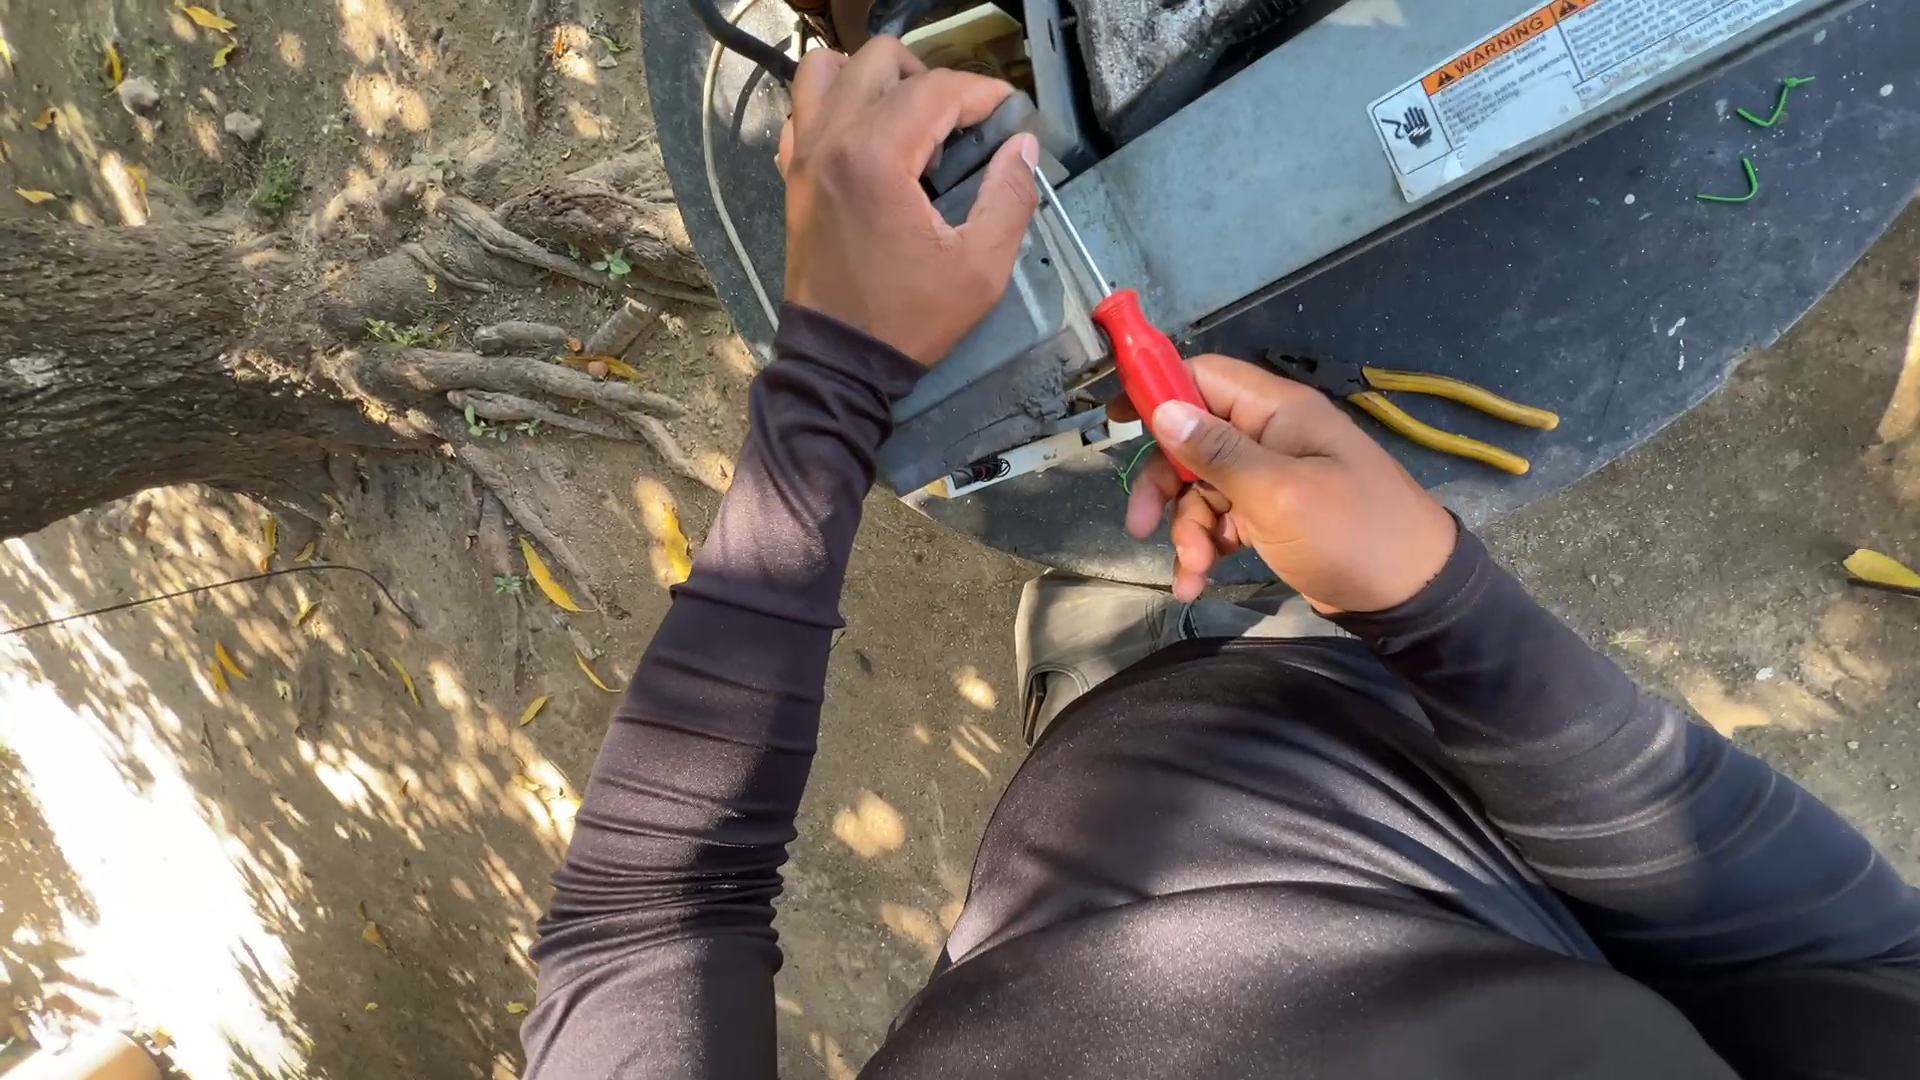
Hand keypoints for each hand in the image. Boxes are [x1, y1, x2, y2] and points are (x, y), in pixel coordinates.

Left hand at [778, 38, 1039, 364]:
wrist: (840, 360)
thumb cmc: (909, 319)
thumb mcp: (979, 270)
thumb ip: (1008, 200)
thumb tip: (1022, 148)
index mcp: (876, 156)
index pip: (937, 90)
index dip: (982, 94)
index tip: (1010, 114)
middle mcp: (832, 139)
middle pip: (882, 62)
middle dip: (933, 80)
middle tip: (961, 124)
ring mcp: (803, 156)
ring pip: (829, 71)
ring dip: (874, 79)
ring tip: (907, 119)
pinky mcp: (793, 178)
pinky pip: (804, 111)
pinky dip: (835, 106)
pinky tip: (865, 140)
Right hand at [1121, 355, 1457, 612]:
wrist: (1407, 596)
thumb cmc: (1351, 534)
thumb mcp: (1279, 493)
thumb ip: (1218, 452)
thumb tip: (1164, 410)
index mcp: (1276, 412)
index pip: (1203, 377)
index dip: (1157, 389)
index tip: (1115, 415)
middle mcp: (1267, 437)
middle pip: (1189, 442)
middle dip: (1162, 486)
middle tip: (1138, 525)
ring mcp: (1266, 478)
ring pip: (1197, 489)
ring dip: (1184, 530)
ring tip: (1193, 568)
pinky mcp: (1266, 516)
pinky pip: (1216, 522)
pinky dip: (1201, 550)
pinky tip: (1196, 583)